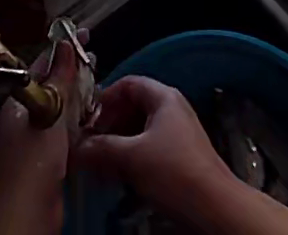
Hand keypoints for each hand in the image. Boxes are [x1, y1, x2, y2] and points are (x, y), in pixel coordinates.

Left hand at [0, 38, 80, 234]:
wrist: (25, 220)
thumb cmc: (33, 164)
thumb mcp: (49, 115)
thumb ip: (59, 80)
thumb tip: (67, 43)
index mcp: (18, 104)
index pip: (41, 66)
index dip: (62, 48)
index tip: (85, 33)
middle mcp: (25, 118)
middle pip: (52, 85)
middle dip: (73, 70)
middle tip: (96, 54)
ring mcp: (35, 140)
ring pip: (61, 107)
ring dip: (79, 93)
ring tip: (100, 80)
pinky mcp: (48, 159)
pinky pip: (66, 129)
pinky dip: (81, 118)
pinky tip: (97, 115)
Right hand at [74, 76, 235, 219]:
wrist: (211, 203)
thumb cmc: (172, 169)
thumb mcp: (132, 157)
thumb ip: (102, 148)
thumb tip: (76, 146)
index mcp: (163, 97)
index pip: (129, 84)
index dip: (105, 98)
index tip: (85, 120)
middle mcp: (170, 108)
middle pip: (132, 106)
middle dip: (108, 125)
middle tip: (88, 147)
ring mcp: (174, 131)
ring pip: (137, 129)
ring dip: (115, 145)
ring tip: (97, 166)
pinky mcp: (176, 154)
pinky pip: (146, 147)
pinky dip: (128, 157)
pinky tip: (115, 177)